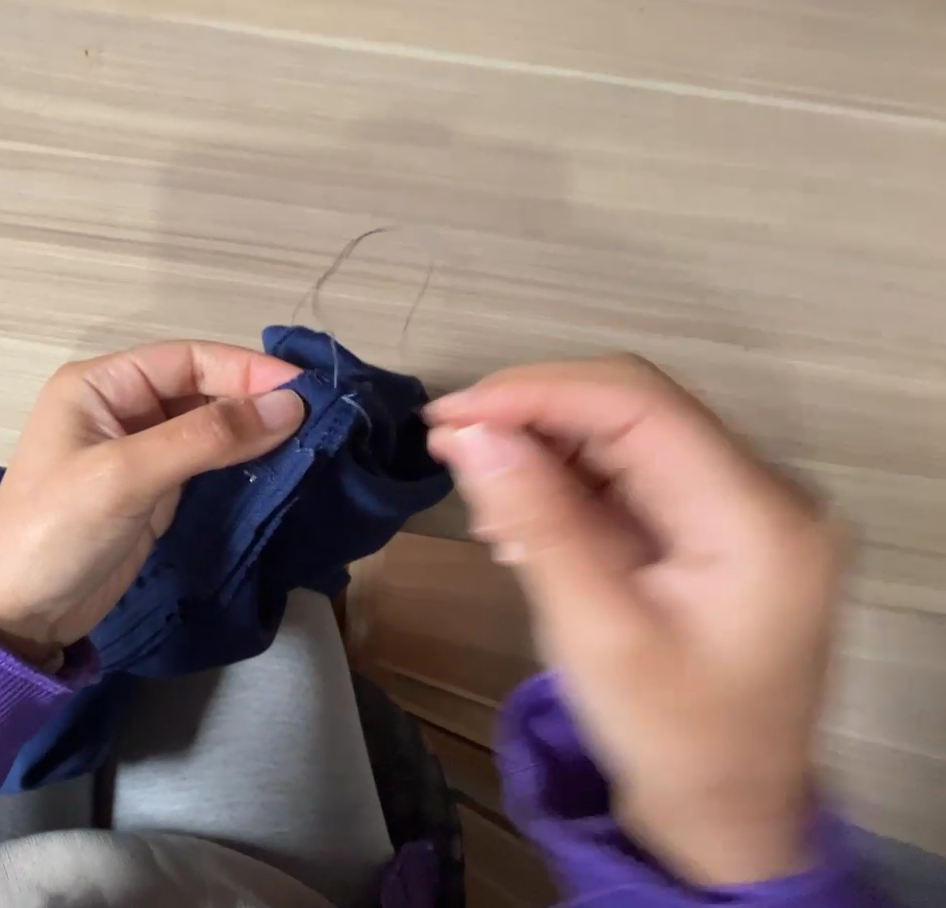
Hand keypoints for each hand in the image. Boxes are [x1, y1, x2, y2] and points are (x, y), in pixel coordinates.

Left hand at [0, 342, 306, 666]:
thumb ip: (205, 437)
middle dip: (253, 398)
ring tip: (313, 439)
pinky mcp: (150, 488)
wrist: (21, 610)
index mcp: (98, 385)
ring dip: (252, 429)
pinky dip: (239, 461)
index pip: (184, 358)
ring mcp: (135, 449)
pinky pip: (203, 461)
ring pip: (205, 424)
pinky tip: (277, 466)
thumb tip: (289, 404)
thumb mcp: (126, 476)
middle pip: (198, 387)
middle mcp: (118, 407)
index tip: (307, 390)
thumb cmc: (58, 530)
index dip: (244, 368)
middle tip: (322, 417)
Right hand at [424, 355, 838, 886]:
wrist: (721, 803)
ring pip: (609, 426)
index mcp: (752, 518)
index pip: (636, 406)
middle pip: (626, 401)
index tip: (448, 416)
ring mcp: (722, 503)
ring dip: (528, 439)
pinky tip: (507, 513)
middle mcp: (750, 492)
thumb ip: (536, 520)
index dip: (534, 393)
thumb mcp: (593, 627)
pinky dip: (544, 472)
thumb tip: (469, 436)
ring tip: (467, 477)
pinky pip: (607, 465)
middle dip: (525, 407)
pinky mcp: (689, 520)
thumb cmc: (667, 728)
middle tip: (445, 438)